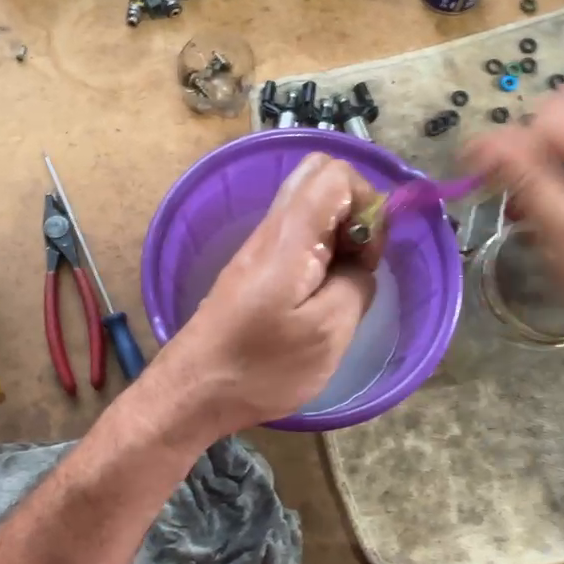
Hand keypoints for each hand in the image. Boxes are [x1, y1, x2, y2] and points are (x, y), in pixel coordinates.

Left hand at [154, 154, 382, 435]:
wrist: (194, 390)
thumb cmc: (261, 366)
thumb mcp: (327, 333)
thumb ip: (356, 285)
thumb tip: (360, 265)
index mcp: (290, 236)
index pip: (334, 173)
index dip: (367, 203)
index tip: (369, 255)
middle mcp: (271, 230)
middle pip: (319, 179)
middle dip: (355, 212)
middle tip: (359, 262)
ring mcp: (258, 249)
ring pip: (309, 210)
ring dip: (338, 238)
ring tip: (342, 286)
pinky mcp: (253, 271)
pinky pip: (296, 239)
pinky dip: (319, 256)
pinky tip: (320, 299)